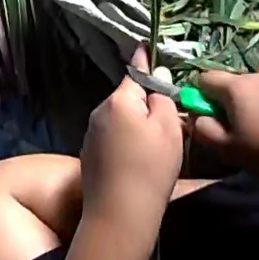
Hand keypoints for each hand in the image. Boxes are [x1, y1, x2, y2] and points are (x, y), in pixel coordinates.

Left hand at [79, 48, 183, 248]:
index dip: (145, 60)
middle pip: (128, 97)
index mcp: (119, 100)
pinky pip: (113, 136)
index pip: (135, 72)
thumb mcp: (168, 128)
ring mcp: (91, 132)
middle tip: (170, 122)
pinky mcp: (89, 152)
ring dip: (136, 123)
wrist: (119, 213)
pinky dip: (126, 140)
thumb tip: (158, 77)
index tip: (146, 46)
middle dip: (146, 103)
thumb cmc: (150, 167)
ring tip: (156, 147)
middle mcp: (99, 111)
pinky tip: (138, 161)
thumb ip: (163, 98)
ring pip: (120, 118)